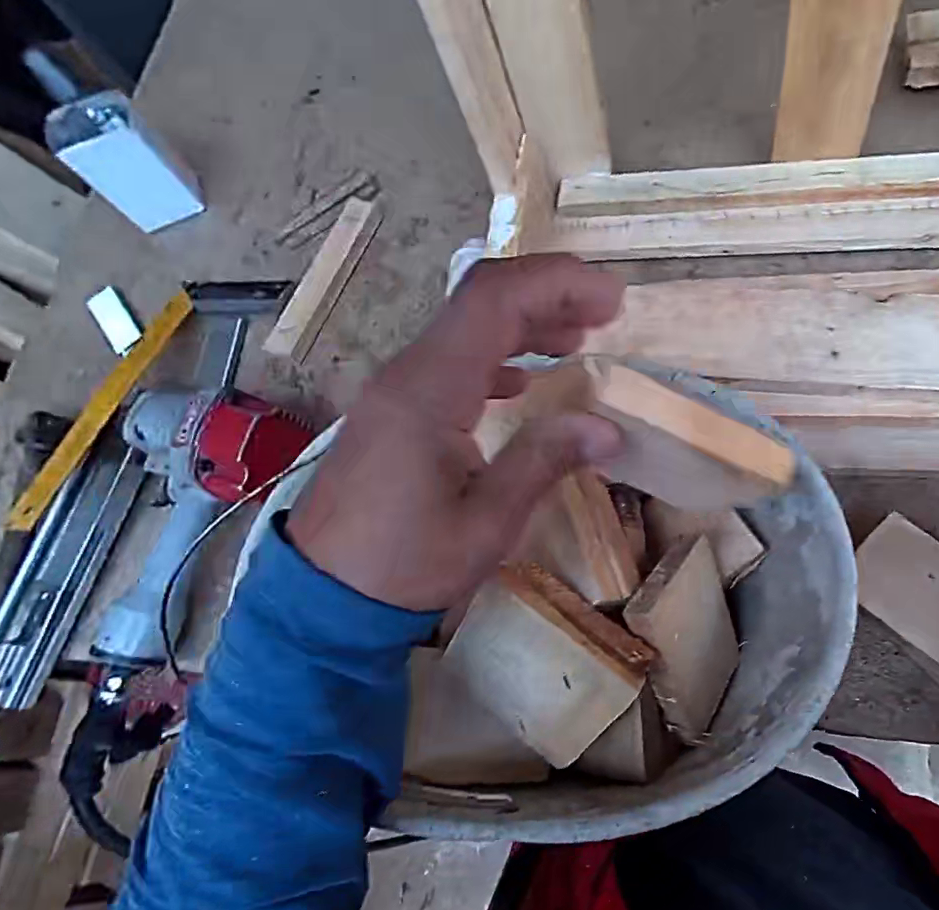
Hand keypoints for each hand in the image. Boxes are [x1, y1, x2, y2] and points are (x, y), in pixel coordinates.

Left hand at [286, 255, 624, 610]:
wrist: (325, 595)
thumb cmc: (406, 564)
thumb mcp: (487, 522)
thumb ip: (544, 462)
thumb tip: (608, 428)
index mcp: (429, 390)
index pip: (494, 300)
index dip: (558, 284)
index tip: (613, 299)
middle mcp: (408, 375)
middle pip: (480, 303)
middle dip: (549, 296)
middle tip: (608, 312)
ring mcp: (397, 391)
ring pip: (467, 331)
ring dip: (525, 324)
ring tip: (578, 339)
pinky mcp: (396, 414)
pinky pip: (453, 365)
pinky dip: (498, 358)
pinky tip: (526, 381)